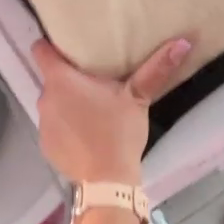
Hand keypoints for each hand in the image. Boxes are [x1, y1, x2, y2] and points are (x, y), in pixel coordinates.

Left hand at [33, 38, 191, 184]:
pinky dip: (66, 132)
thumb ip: (156, 69)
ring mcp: (43, 125)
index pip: (40, 50)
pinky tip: (85, 140)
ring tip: (91, 116)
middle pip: (51, 81)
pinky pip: (54, 131)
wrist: (108, 180)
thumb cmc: (119, 132)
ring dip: (67, 108)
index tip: (68, 51)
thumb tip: (183, 42)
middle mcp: (45, 99)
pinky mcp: (46, 147)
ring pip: (53, 107)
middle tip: (94, 87)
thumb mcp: (138, 98)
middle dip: (68, 83)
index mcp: (61, 80)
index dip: (51, 47)